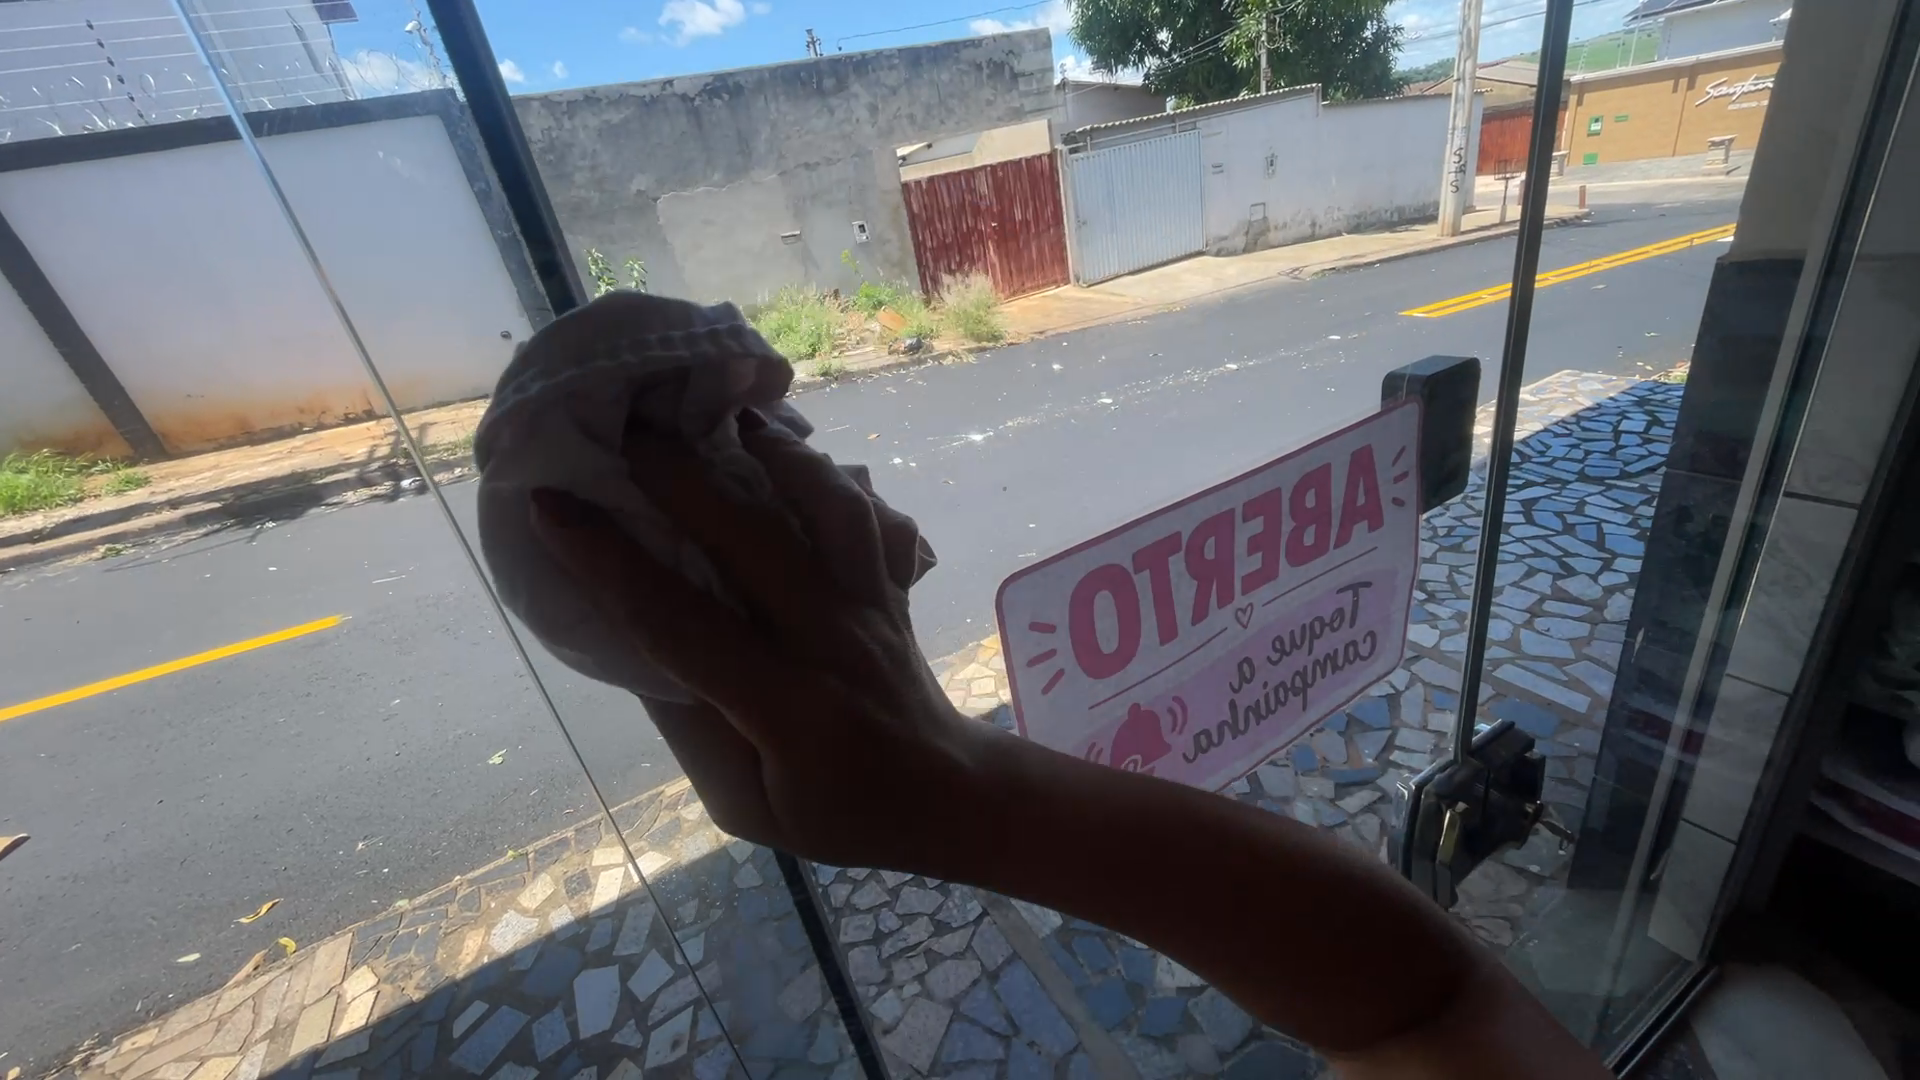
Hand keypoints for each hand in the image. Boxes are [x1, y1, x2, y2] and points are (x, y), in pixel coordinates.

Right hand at [529, 412, 1000, 874]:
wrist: (944, 794)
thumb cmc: (838, 813)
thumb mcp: (745, 806)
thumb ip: (692, 727)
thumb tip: (642, 643)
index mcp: (787, 707)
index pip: (682, 622)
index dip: (609, 560)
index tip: (551, 504)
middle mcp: (834, 639)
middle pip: (757, 540)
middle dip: (686, 477)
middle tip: (632, 429)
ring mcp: (874, 607)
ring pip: (834, 510)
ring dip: (783, 455)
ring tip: (735, 418)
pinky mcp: (895, 592)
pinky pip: (872, 520)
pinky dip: (838, 479)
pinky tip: (806, 459)